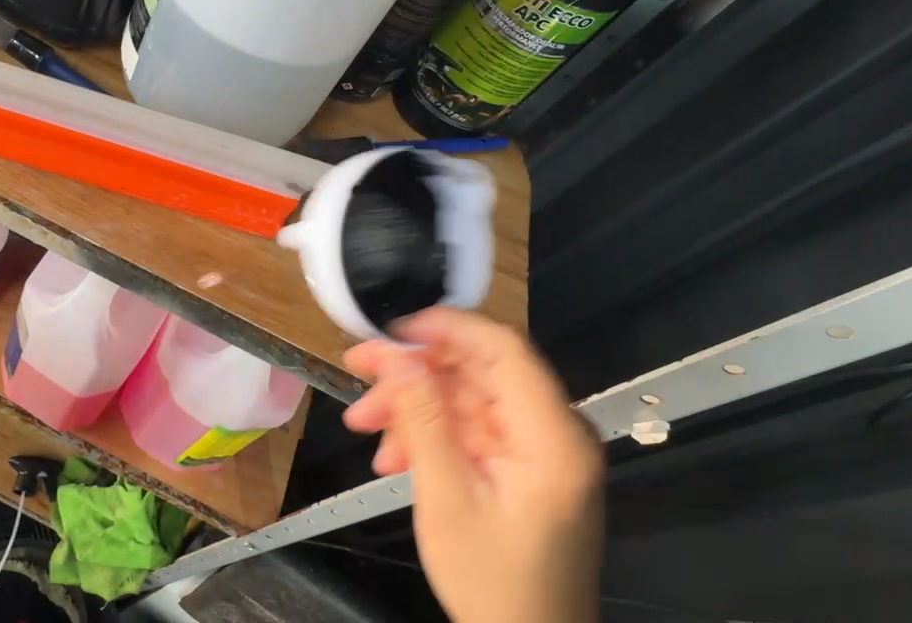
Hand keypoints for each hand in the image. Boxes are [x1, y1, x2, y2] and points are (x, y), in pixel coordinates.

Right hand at [343, 309, 603, 622]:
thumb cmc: (493, 583)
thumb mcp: (446, 498)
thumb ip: (423, 417)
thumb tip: (397, 353)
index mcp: (552, 437)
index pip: (502, 349)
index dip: (445, 328)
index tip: (390, 331)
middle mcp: (554, 431)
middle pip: (477, 370)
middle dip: (413, 372)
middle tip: (358, 370)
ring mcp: (540, 448)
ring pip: (466, 396)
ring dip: (413, 405)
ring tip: (364, 425)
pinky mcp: (525, 464)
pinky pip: (472, 427)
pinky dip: (431, 433)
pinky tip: (393, 456)